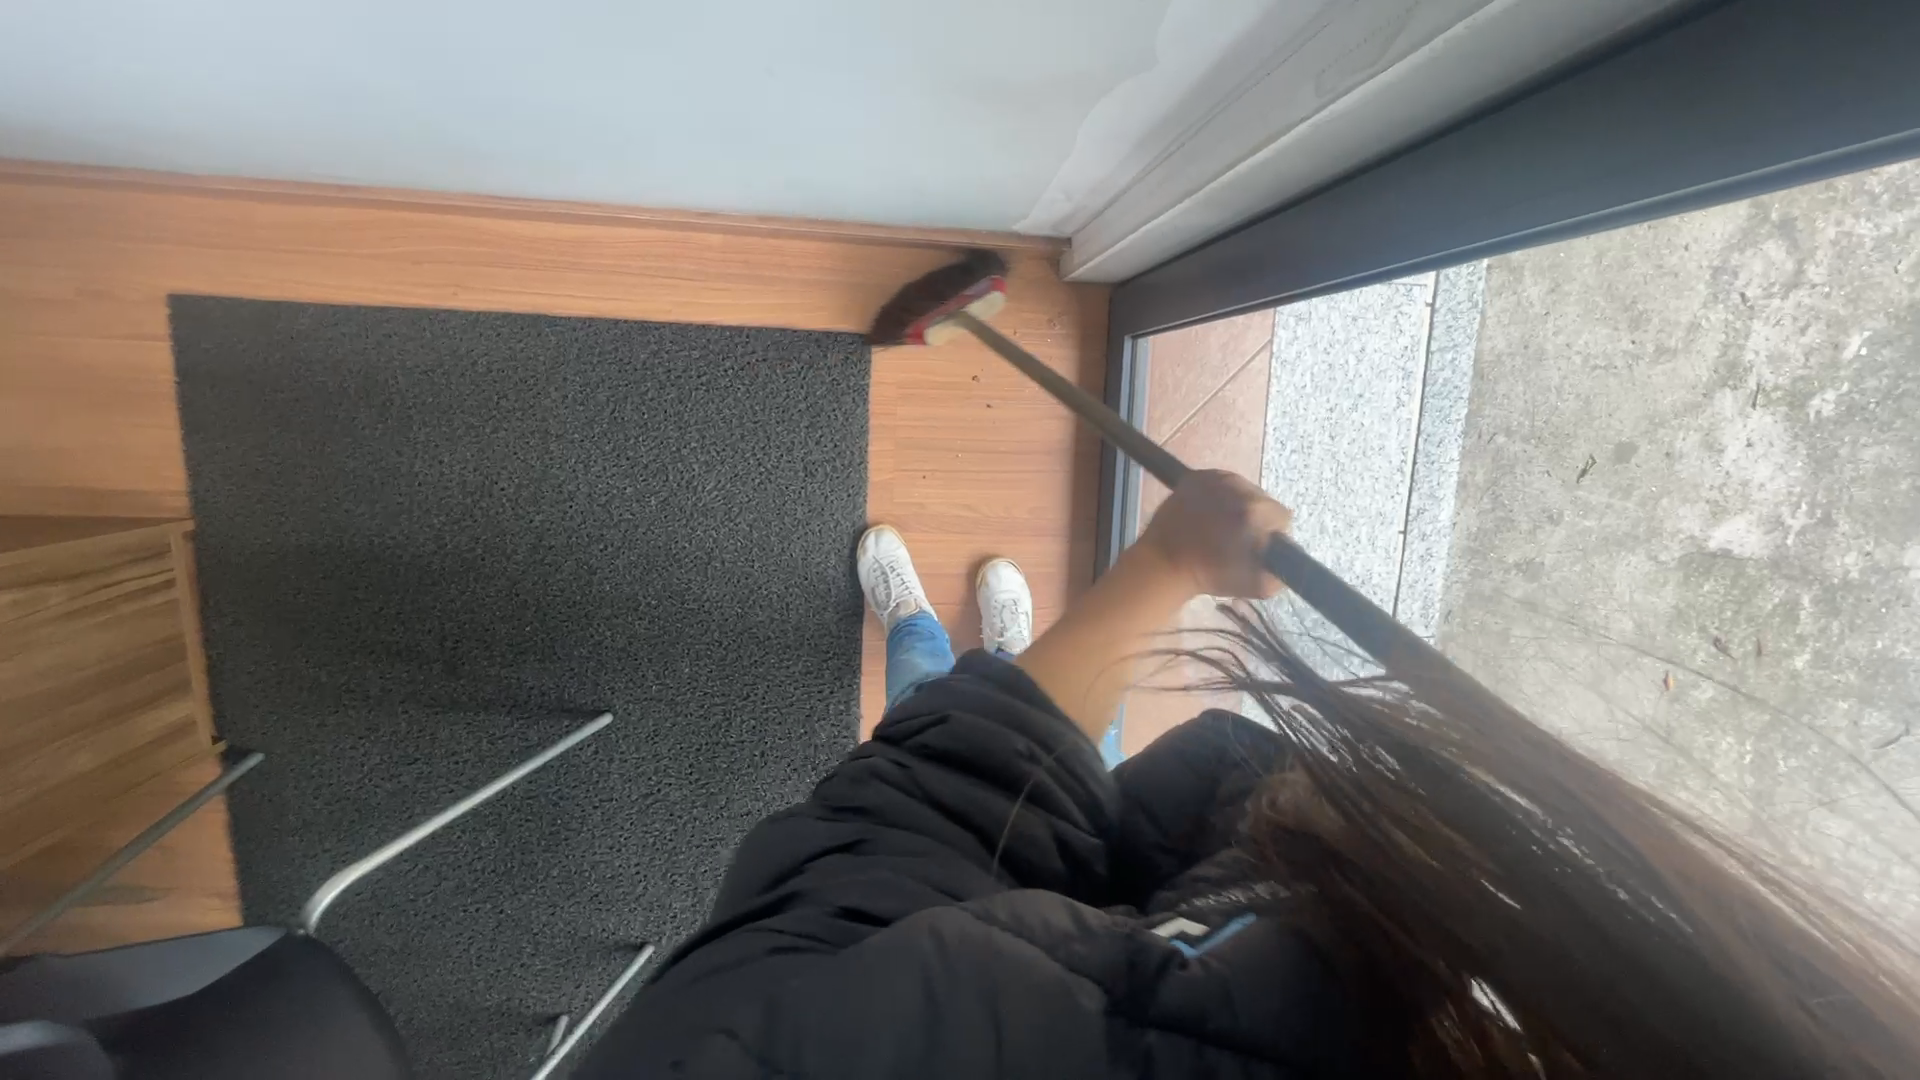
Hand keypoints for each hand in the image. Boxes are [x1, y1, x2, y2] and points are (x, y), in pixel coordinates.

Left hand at [1136, 470, 1292, 598]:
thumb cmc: (1211, 576)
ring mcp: (1214, 477)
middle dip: (1254, 517)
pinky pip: (1219, 482)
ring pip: (1241, 488)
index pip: (1281, 515)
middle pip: (1261, 499)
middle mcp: (1237, 486)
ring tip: (1220, 524)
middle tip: (1235, 536)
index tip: (1256, 544)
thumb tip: (1287, 552)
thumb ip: (1283, 569)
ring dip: (1237, 504)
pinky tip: (1208, 512)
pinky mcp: (1196, 476)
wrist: (1164, 564)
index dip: (1272, 532)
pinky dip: (1218, 495)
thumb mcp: (1258, 584)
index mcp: (1255, 509)